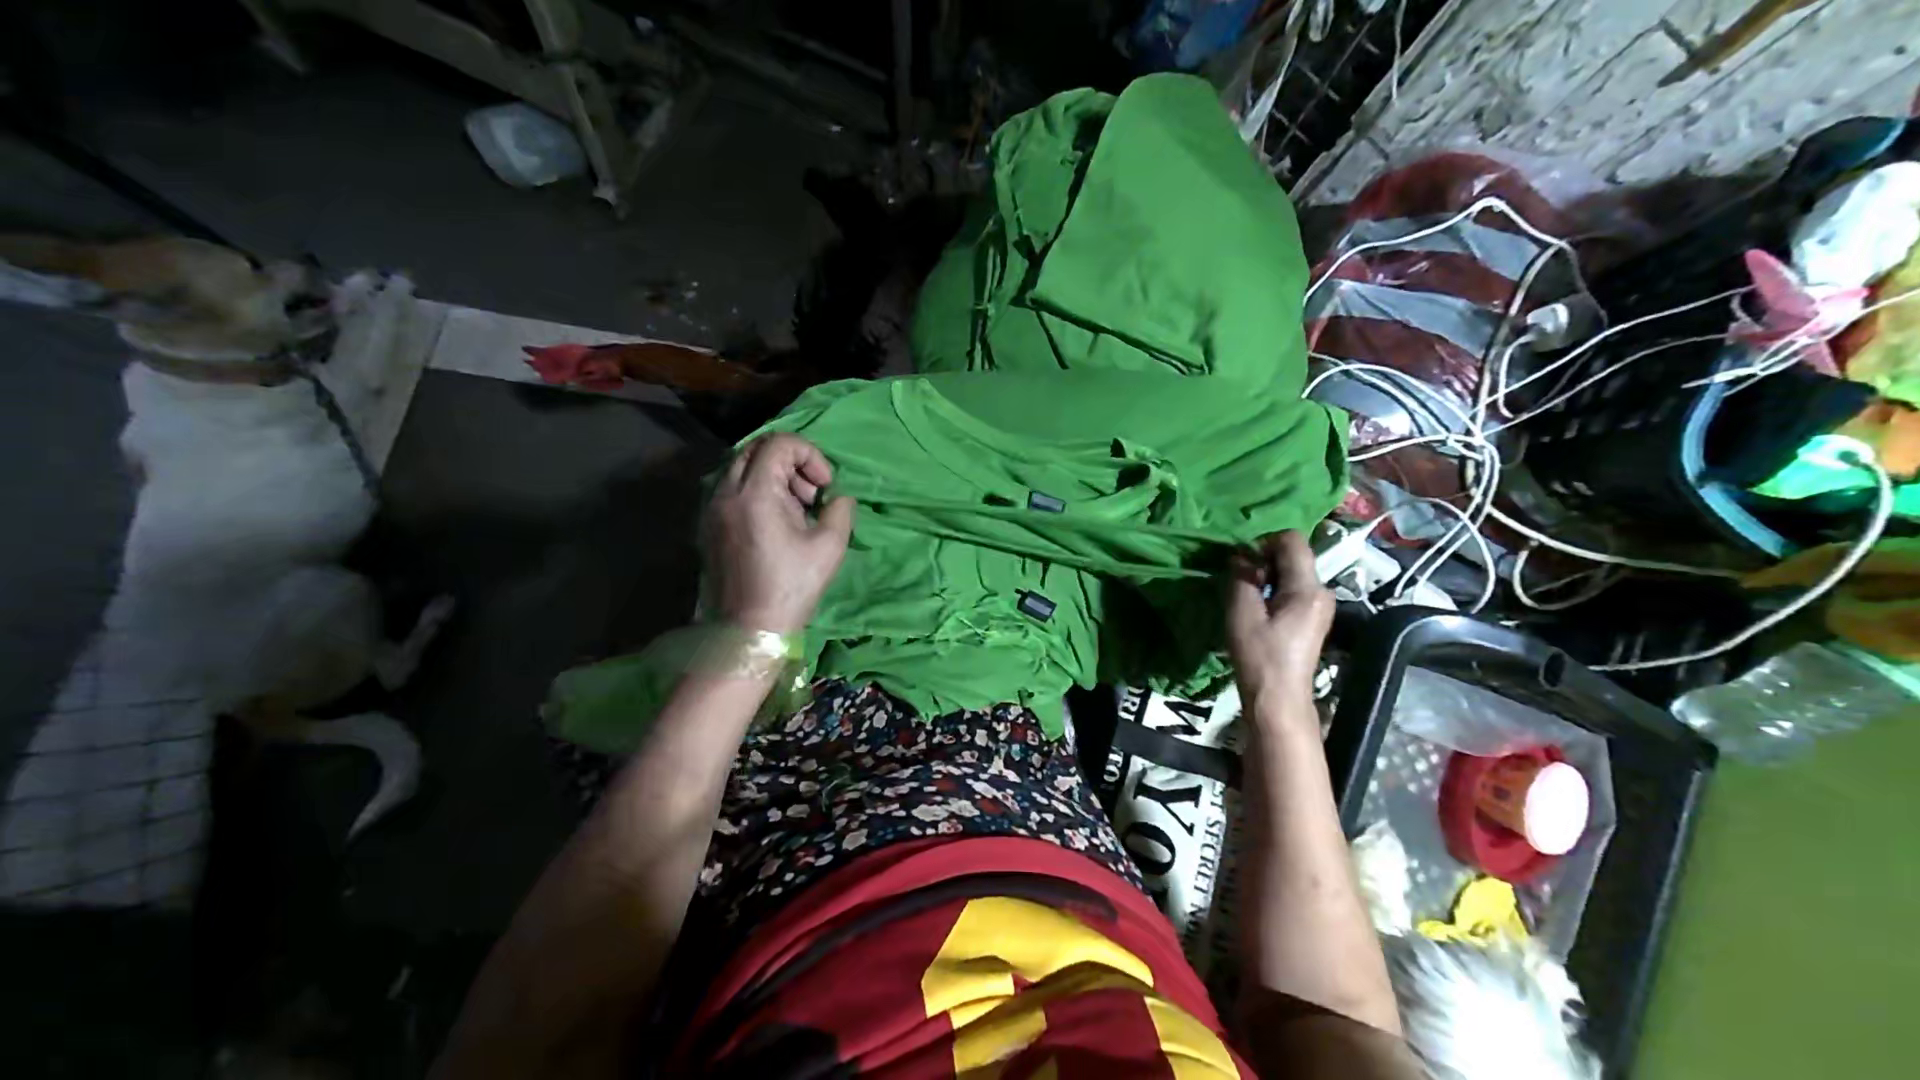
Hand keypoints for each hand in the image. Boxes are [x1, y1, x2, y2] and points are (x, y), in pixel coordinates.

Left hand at [705, 433, 855, 636]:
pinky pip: (733, 489)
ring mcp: (712, 508)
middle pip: (758, 449)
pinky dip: (758, 493)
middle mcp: (726, 492)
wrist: (748, 628)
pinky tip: (776, 524)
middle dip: (791, 463)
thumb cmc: (792, 587)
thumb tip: (839, 497)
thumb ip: (840, 510)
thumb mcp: (830, 546)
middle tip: (811, 495)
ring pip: (743, 468)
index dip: (811, 456)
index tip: (825, 486)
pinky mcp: (709, 525)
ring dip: (775, 477)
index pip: (781, 444)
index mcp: (755, 493)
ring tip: (797, 512)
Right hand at [1226, 531, 1334, 713]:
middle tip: (1242, 581)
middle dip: (1265, 560)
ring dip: (1268, 576)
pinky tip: (1259, 611)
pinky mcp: (1314, 618)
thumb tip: (1240, 556)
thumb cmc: (1259, 656)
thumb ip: (1242, 577)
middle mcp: (1323, 591)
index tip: (1243, 562)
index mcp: (1309, 588)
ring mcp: (1321, 606)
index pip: (1292, 540)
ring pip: (1293, 572)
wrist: (1278, 698)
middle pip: (1294, 556)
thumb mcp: (1242, 613)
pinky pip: (1294, 589)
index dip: (1264, 542)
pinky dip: (1275, 590)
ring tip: (1249, 598)